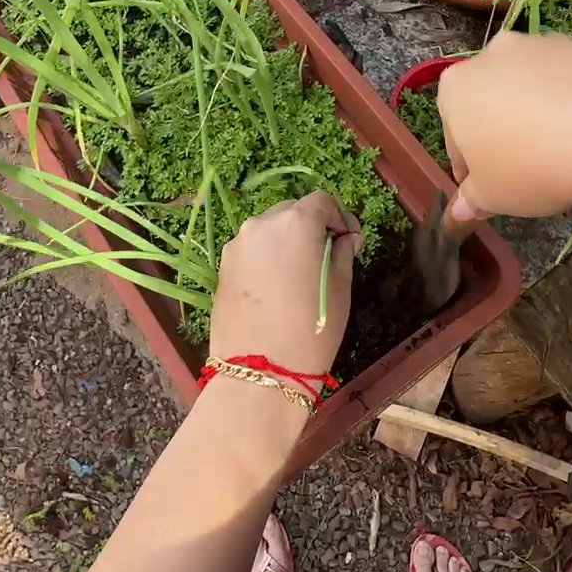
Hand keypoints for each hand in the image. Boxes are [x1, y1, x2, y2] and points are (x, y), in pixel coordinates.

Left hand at [211, 190, 361, 376]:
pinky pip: (252, 250)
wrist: (262, 370)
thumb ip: (342, 254)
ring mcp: (238, 244)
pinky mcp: (223, 266)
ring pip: (269, 230)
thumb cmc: (312, 328)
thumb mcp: (340, 289)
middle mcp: (262, 224)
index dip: (339, 216)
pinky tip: (276, 287)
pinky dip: (266, 257)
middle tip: (327, 256)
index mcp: (296, 222)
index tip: (348, 239)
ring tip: (300, 274)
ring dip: (287, 241)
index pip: (321, 201)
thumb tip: (347, 238)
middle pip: (292, 211)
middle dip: (311, 227)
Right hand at [438, 30, 571, 219]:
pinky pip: (568, 82)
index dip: (469, 167)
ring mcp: (540, 46)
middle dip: (501, 134)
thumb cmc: (533, 167)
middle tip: (523, 171)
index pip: (454, 134)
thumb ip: (473, 200)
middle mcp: (491, 56)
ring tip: (562, 155)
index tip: (486, 188)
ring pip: (529, 89)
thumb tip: (463, 209)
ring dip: (536, 116)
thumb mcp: (494, 196)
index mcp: (456, 88)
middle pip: (490, 103)